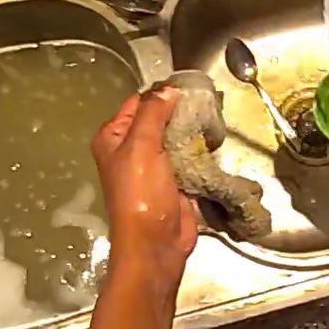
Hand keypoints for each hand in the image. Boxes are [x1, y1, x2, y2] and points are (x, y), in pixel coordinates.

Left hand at [92, 87, 197, 284]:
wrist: (156, 243)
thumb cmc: (141, 194)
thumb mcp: (142, 146)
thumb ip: (154, 114)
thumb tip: (169, 90)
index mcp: (114, 138)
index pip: (137, 104)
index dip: (160, 94)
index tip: (188, 85)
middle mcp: (131, 150)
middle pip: (158, 120)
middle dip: (180, 111)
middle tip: (207, 100)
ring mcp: (154, 166)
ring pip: (176, 138)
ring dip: (192, 131)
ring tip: (214, 116)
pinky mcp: (175, 181)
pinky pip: (188, 158)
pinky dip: (200, 151)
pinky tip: (214, 140)